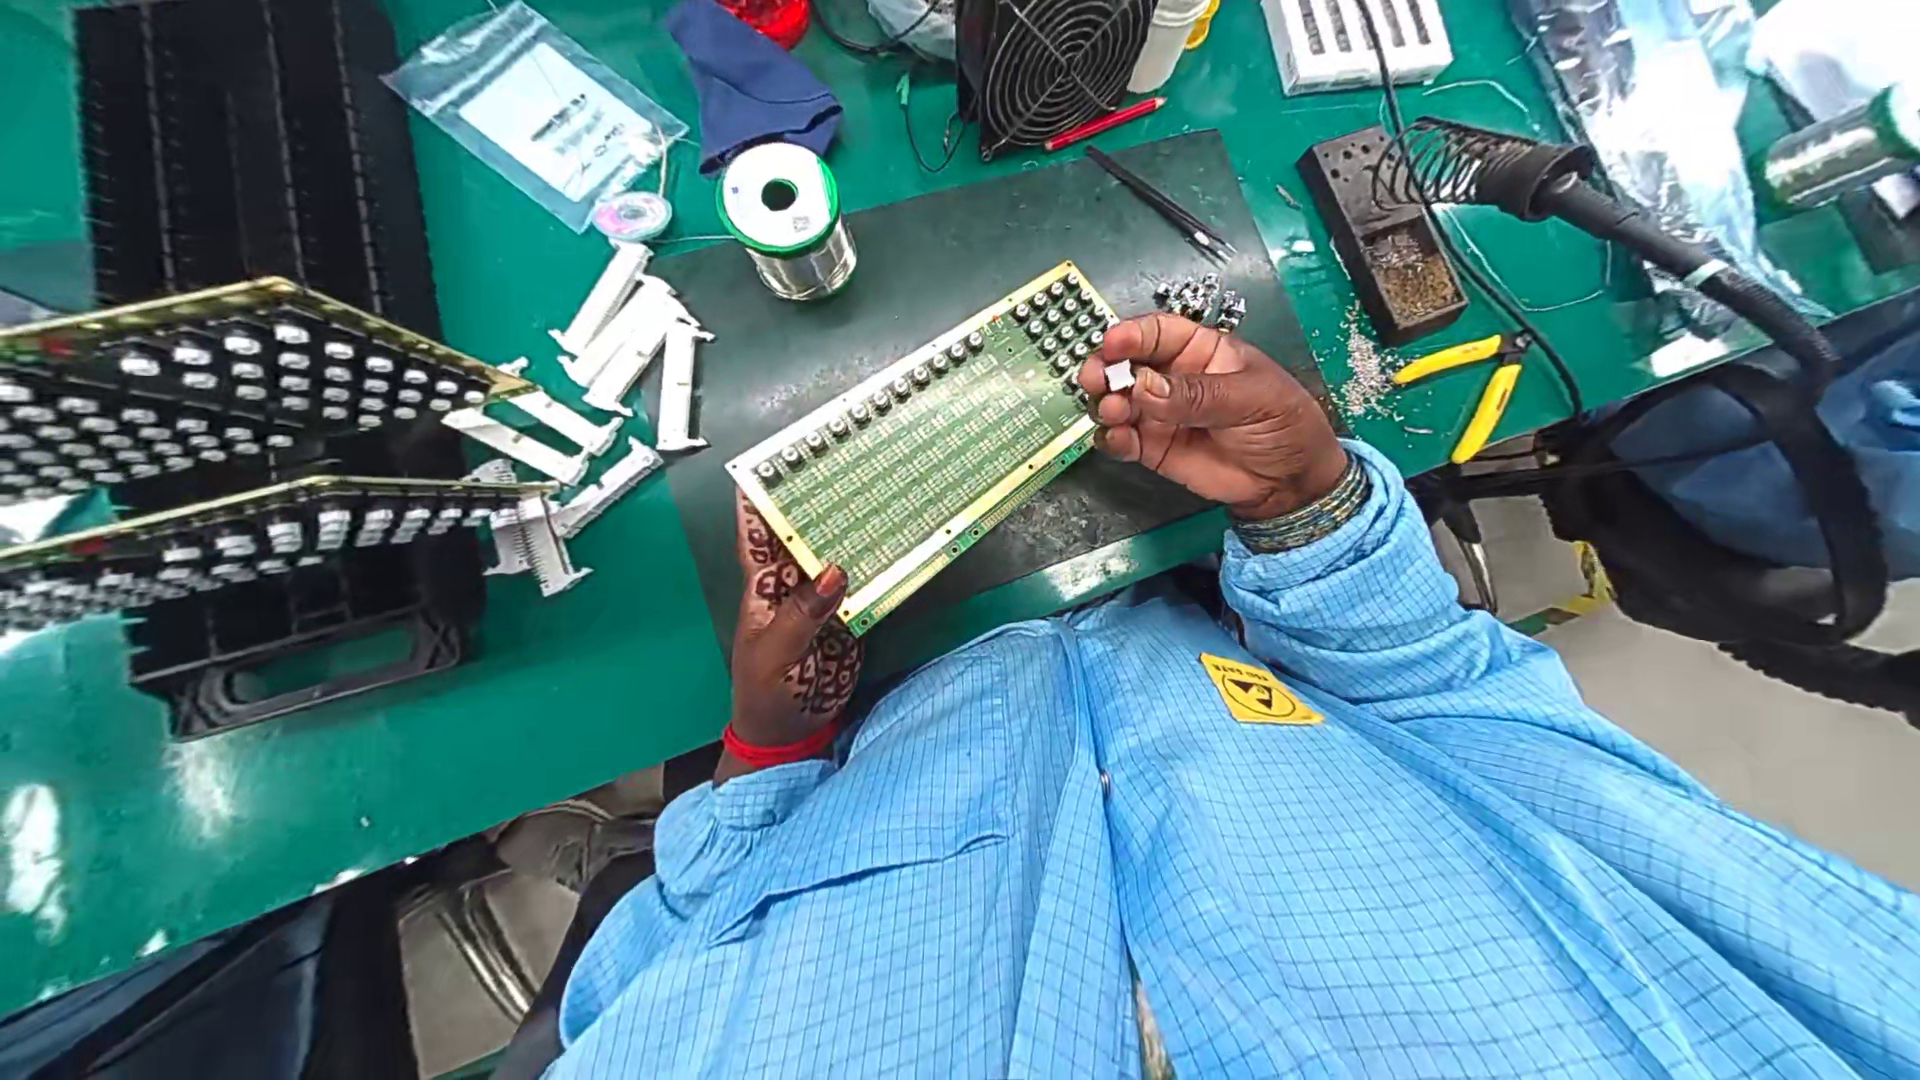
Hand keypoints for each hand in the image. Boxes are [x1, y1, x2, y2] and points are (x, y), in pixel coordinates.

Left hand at [722, 490, 862, 781]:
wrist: (793, 732)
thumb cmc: (766, 694)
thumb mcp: (775, 654)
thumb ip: (802, 613)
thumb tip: (835, 570)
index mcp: (765, 588)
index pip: (758, 535)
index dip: (760, 501)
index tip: (772, 464)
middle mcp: (795, 586)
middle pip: (805, 537)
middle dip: (817, 505)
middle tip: (840, 470)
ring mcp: (824, 601)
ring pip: (837, 556)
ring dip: (852, 531)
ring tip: (873, 497)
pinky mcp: (850, 617)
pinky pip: (863, 585)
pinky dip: (876, 566)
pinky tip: (891, 545)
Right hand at [1078, 313, 1347, 519]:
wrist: (1287, 483)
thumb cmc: (1283, 425)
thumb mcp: (1251, 398)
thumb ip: (1197, 394)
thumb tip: (1145, 386)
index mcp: (1200, 352)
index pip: (1158, 333)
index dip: (1132, 335)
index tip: (1112, 343)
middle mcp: (1170, 380)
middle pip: (1126, 365)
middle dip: (1106, 369)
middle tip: (1097, 379)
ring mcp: (1157, 415)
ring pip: (1116, 402)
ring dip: (1106, 405)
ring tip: (1114, 413)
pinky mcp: (1150, 448)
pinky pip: (1121, 440)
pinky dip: (1111, 439)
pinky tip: (1118, 439)